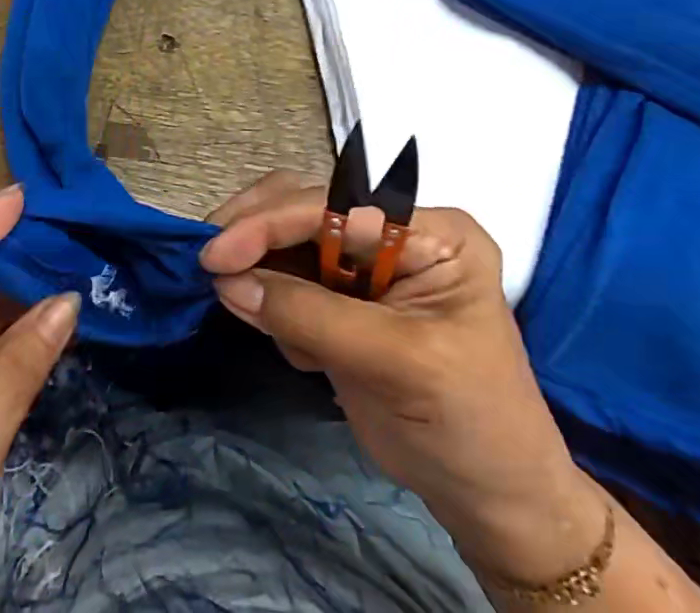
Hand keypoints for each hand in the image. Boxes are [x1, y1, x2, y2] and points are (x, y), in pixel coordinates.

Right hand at [201, 172, 607, 589]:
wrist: (488, 494)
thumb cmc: (468, 422)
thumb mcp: (399, 362)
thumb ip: (312, 315)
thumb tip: (228, 282)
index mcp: (432, 231)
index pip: (338, 205)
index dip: (272, 222)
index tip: (215, 254)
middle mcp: (398, 236)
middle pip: (308, 209)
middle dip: (258, 236)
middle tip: (211, 266)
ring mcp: (369, 269)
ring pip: (290, 245)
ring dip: (262, 275)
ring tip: (273, 329)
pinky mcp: (345, 303)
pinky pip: (288, 286)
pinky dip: (275, 310)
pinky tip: (305, 357)